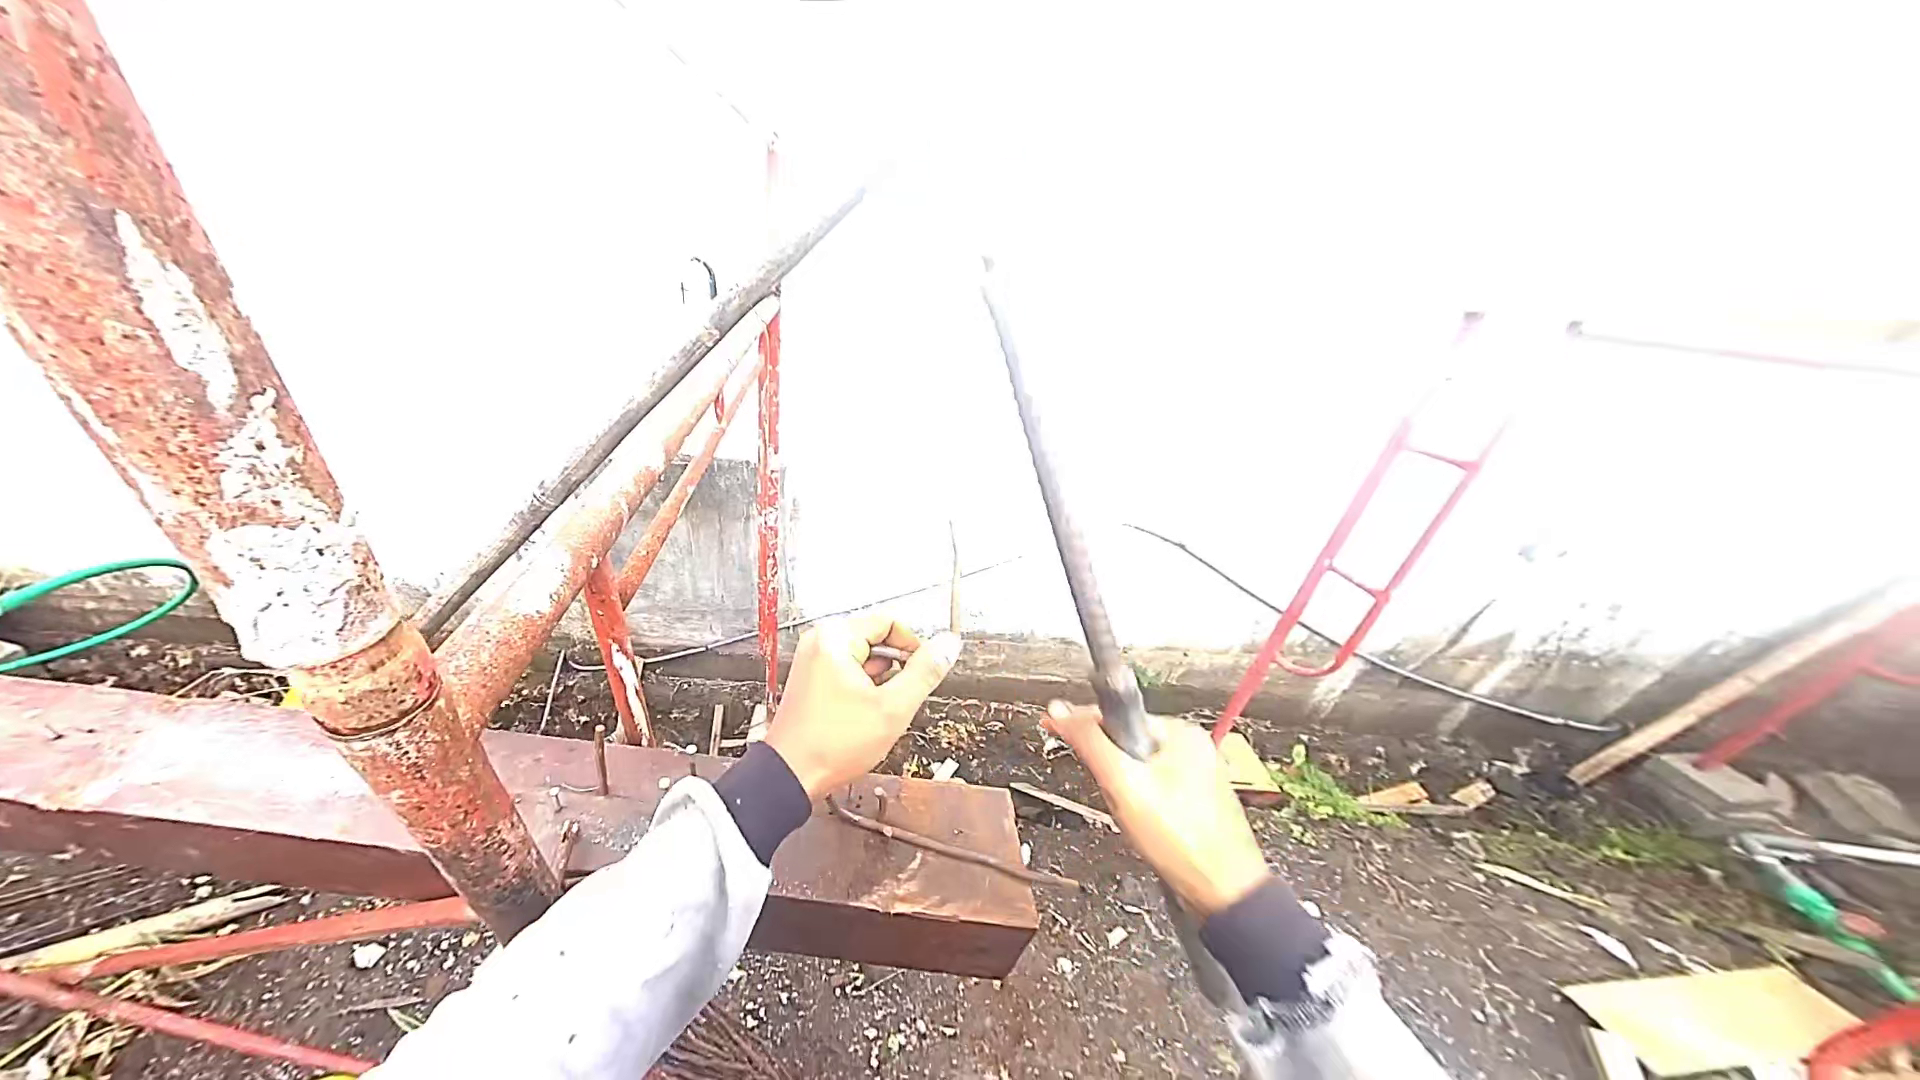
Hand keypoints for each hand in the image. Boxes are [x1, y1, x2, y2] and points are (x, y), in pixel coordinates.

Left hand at [765, 614, 962, 799]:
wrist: (790, 776)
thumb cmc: (831, 744)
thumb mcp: (893, 707)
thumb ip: (925, 672)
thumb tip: (948, 644)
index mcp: (836, 638)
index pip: (890, 623)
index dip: (913, 648)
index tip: (921, 673)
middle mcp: (821, 642)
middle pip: (877, 641)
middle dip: (894, 671)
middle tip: (894, 700)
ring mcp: (814, 661)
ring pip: (865, 660)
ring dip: (879, 683)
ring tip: (875, 713)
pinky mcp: (812, 679)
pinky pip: (850, 673)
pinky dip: (863, 691)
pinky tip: (861, 717)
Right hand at [1043, 702, 1270, 914]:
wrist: (1224, 894)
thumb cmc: (1181, 840)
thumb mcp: (1124, 785)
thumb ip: (1090, 743)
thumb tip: (1061, 711)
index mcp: (1180, 730)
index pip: (1117, 715)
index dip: (1084, 727)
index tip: (1056, 730)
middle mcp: (1193, 745)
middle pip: (1126, 742)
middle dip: (1110, 769)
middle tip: (1114, 796)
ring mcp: (1197, 772)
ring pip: (1137, 768)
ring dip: (1124, 788)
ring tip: (1134, 815)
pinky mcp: (1197, 797)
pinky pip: (1153, 787)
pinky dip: (1141, 802)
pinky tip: (1147, 824)